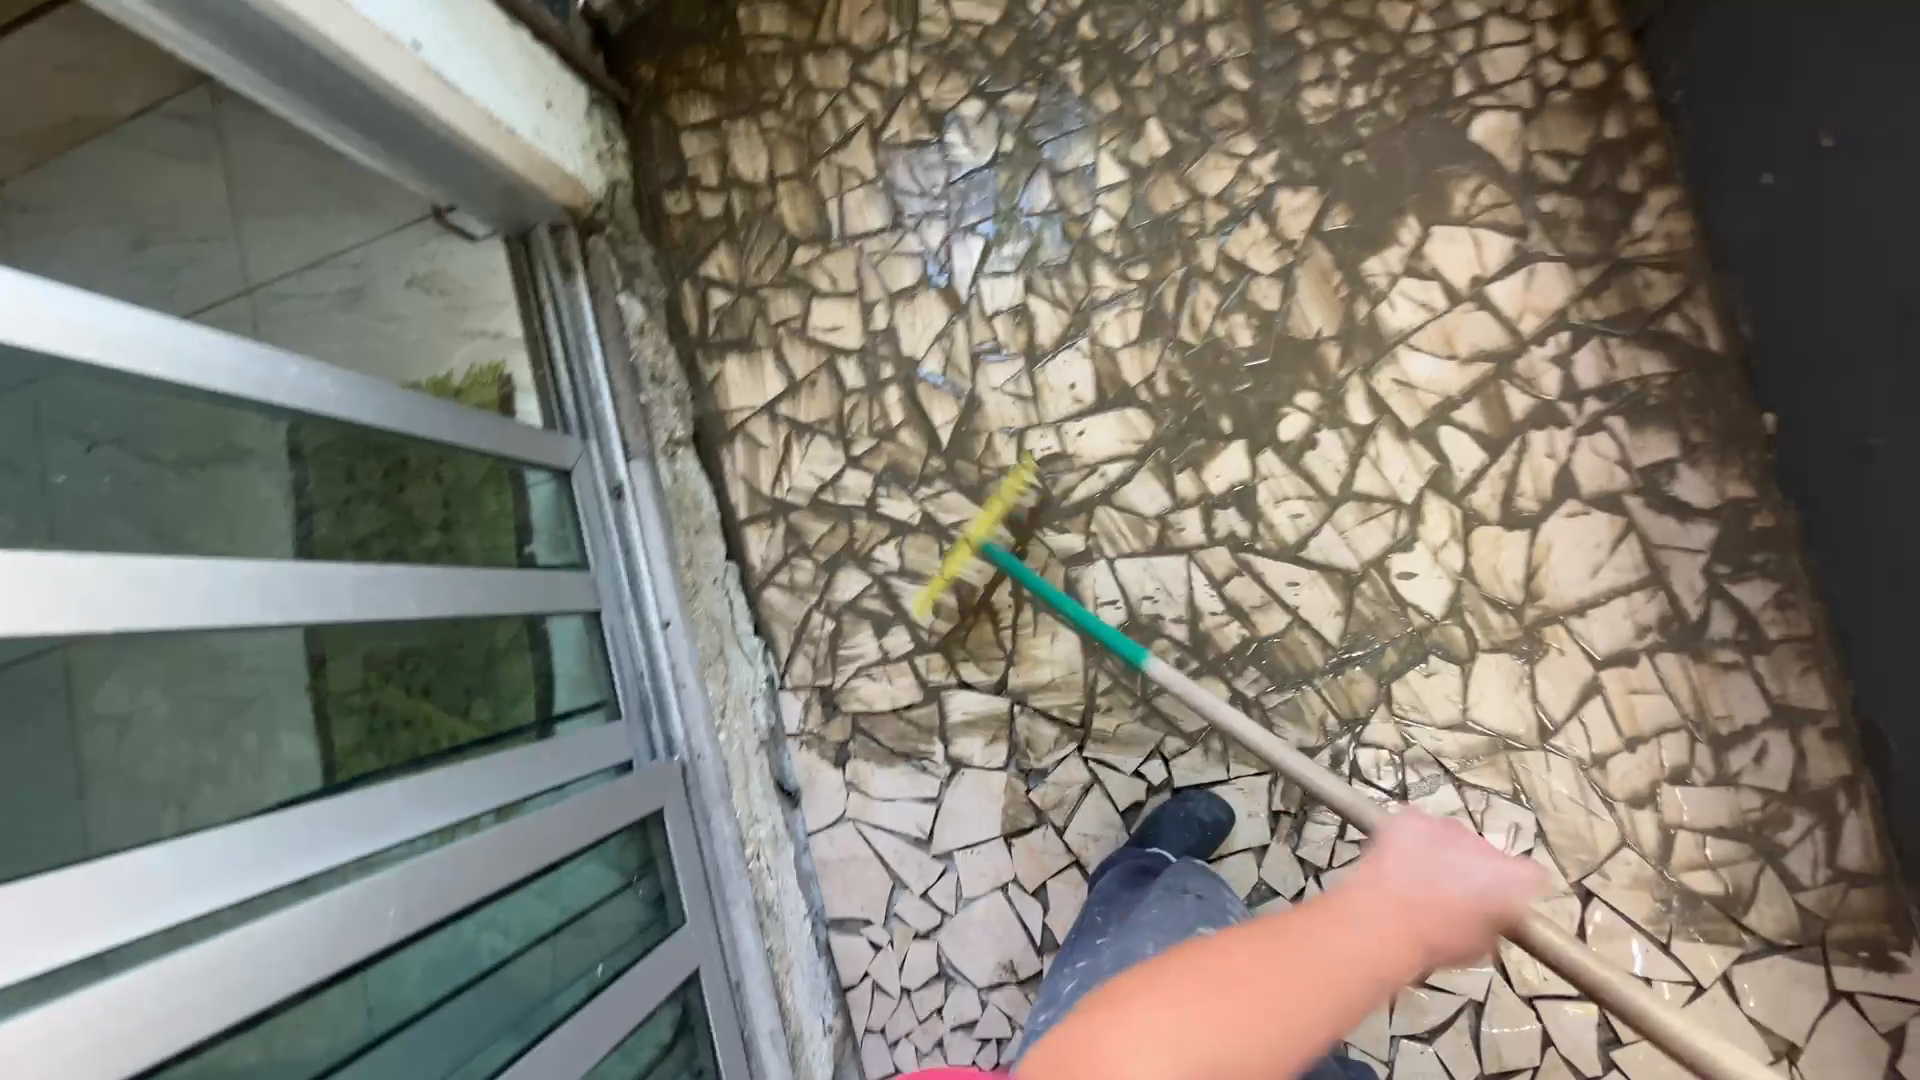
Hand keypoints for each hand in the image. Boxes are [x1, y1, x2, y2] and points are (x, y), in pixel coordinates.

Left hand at [1344, 809, 1543, 970]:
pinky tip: (1400, 856)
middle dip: (1474, 867)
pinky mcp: (1409, 818)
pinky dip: (1411, 836)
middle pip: (1486, 852)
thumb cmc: (1439, 940)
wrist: (1385, 918)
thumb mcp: (1484, 943)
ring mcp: (1444, 826)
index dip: (1517, 886)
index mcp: (1514, 879)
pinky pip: (1416, 824)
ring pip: (1451, 836)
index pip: (1531, 874)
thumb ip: (1497, 917)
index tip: (1502, 898)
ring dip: (1442, 849)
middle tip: (1453, 889)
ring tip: (1420, 873)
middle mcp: (1484, 845)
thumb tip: (1491, 910)